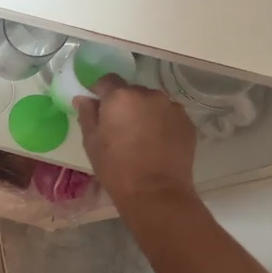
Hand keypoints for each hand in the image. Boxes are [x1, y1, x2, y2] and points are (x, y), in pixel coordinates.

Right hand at [73, 74, 199, 205]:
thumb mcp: (91, 142)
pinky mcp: (187, 122)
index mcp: (121, 96)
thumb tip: (83, 98)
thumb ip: (87, 115)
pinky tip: (157, 144)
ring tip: (141, 137)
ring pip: (152, 103)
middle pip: (132, 91)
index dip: (100, 91)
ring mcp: (172, 107)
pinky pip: (169, 116)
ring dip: (144, 113)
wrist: (156, 192)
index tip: (97, 107)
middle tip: (119, 127)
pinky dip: (161, 123)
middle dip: (124, 104)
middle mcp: (149, 94)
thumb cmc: (116, 168)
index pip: (107, 80)